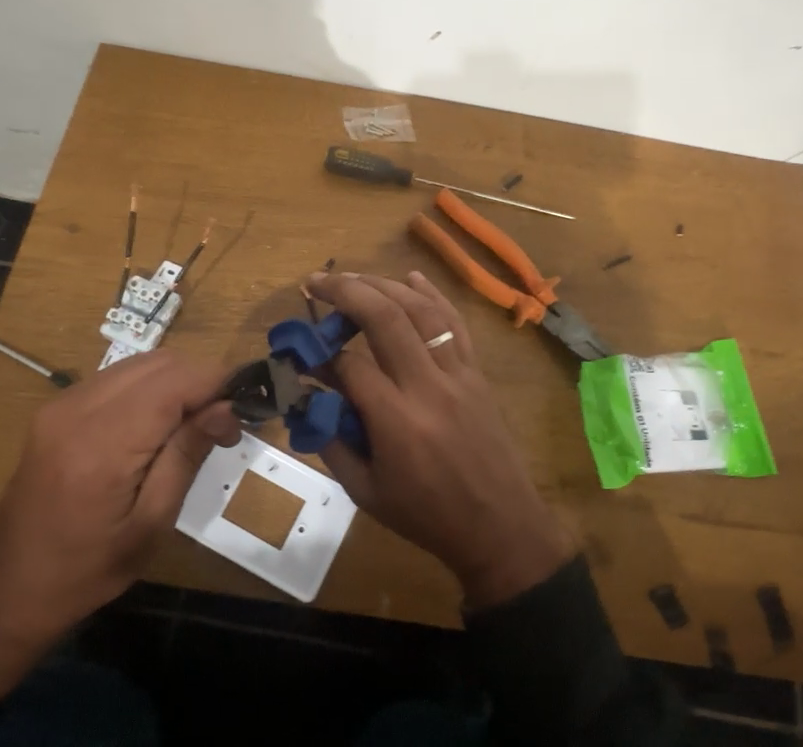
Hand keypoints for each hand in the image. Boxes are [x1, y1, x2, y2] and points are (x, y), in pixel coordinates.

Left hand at [0, 349, 240, 711]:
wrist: (10, 586)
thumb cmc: (88, 569)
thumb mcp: (151, 524)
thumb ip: (187, 456)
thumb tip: (227, 409)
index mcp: (103, 444)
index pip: (175, 381)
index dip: (218, 384)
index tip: (245, 410)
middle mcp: (78, 409)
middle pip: (159, 363)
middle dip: (200, 381)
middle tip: (224, 424)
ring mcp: (62, 404)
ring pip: (139, 364)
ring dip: (176, 382)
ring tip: (196, 425)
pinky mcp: (55, 409)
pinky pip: (116, 378)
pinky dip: (148, 389)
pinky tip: (158, 425)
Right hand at [307, 272, 574, 609]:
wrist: (500, 527)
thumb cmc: (427, 516)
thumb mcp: (366, 492)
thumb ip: (332, 442)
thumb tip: (307, 400)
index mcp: (397, 422)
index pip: (350, 366)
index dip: (320, 354)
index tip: (302, 353)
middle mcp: (428, 387)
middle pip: (386, 318)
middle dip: (346, 292)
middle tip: (315, 283)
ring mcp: (458, 375)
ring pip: (421, 311)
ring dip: (383, 285)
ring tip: (352, 278)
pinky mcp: (477, 373)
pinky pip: (454, 323)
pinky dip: (431, 294)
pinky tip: (410, 276)